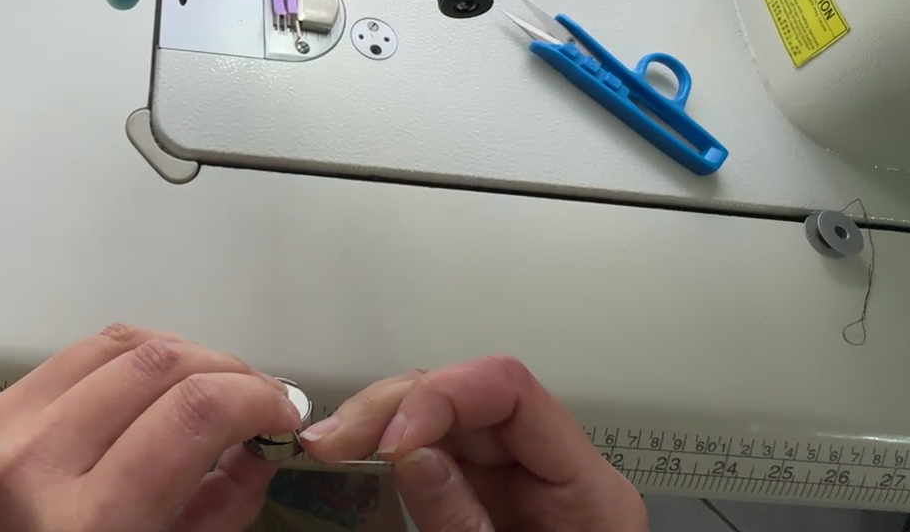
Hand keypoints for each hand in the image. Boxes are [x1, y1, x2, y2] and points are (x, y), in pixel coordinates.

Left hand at [0, 324, 302, 531]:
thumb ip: (218, 511)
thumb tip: (261, 442)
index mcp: (87, 526)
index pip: (190, 415)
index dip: (253, 397)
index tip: (285, 409)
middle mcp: (40, 459)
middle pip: (157, 364)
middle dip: (225, 369)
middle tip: (258, 393)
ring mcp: (8, 423)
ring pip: (121, 342)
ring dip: (184, 350)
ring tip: (216, 380)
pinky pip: (82, 352)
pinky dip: (135, 353)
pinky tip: (160, 376)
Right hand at [296, 356, 645, 531]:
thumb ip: (461, 523)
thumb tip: (405, 450)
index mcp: (583, 485)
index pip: (509, 391)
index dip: (442, 397)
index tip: (389, 444)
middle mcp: (545, 462)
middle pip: (463, 395)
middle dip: (391, 408)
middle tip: (330, 441)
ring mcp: (512, 473)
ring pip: (437, 411)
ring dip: (375, 420)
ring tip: (325, 443)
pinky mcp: (481, 488)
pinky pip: (430, 444)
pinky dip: (384, 442)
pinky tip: (349, 448)